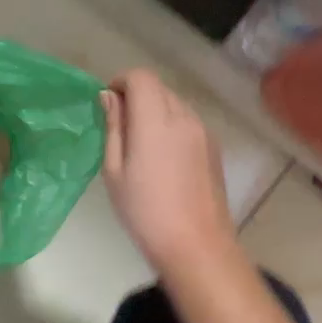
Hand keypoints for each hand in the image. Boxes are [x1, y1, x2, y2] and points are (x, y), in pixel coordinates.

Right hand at [101, 69, 236, 273]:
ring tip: (140, 146)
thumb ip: (113, 128)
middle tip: (119, 128)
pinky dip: (170, 126)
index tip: (107, 104)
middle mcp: (184, 117)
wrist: (195, 244)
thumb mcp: (115, 171)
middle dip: (136, 96)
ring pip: (175, 103)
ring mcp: (203, 132)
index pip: (141, 78)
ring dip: (154, 111)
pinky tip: (162, 159)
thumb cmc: (144, 211)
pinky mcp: (214, 147)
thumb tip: (109, 98)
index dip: (121, 82)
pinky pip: (188, 122)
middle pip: (159, 88)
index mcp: (155, 121)